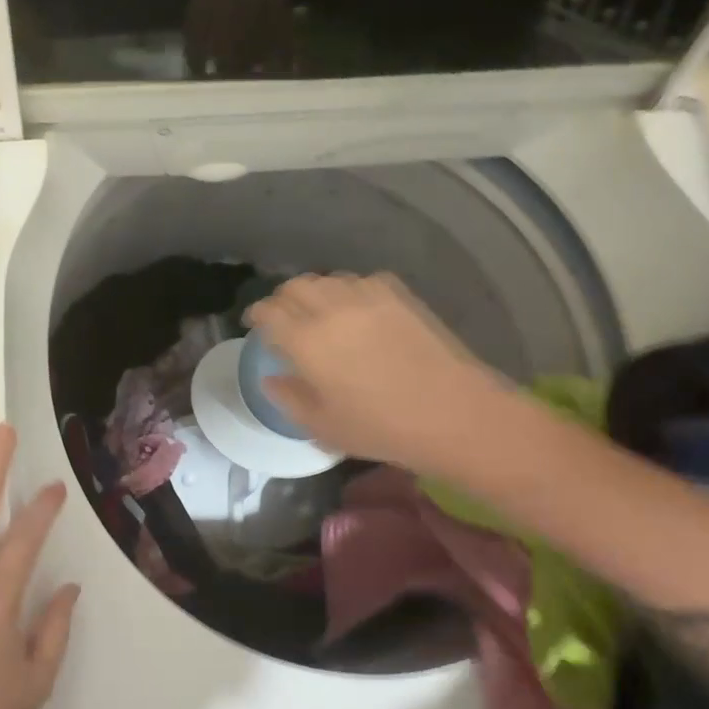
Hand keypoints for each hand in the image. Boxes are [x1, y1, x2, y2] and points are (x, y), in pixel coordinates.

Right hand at [248, 273, 505, 471]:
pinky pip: (360, 281)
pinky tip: (356, 311)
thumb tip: (271, 377)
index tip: (255, 324)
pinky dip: (348, 292)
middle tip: (284, 319)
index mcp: (306, 340)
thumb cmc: (382, 428)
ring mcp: (366, 296)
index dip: (256, 315)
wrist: (454, 413)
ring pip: (326, 280)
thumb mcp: (323, 427)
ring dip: (314, 293)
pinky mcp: (398, 293)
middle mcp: (331, 308)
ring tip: (320, 313)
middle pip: (294, 288)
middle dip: (282, 300)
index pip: (268, 312)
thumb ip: (288, 398)